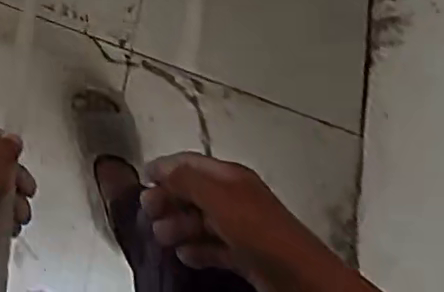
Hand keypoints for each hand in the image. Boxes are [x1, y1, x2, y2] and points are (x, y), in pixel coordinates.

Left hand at [0, 123, 35, 239]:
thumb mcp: (3, 152)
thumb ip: (10, 142)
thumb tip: (13, 142)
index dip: (7, 142)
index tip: (18, 154)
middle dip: (17, 178)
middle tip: (26, 188)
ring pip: (0, 189)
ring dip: (16, 201)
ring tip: (20, 212)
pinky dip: (6, 217)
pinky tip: (12, 223)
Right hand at [144, 153, 374, 291]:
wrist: (302, 280)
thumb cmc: (258, 232)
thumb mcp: (219, 199)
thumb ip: (188, 181)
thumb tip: (160, 169)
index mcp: (229, 176)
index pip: (191, 163)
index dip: (166, 166)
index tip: (142, 175)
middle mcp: (234, 196)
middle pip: (195, 191)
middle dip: (169, 197)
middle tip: (145, 211)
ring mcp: (242, 228)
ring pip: (203, 220)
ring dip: (179, 224)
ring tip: (159, 237)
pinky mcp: (247, 257)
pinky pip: (215, 247)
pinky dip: (197, 248)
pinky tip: (184, 256)